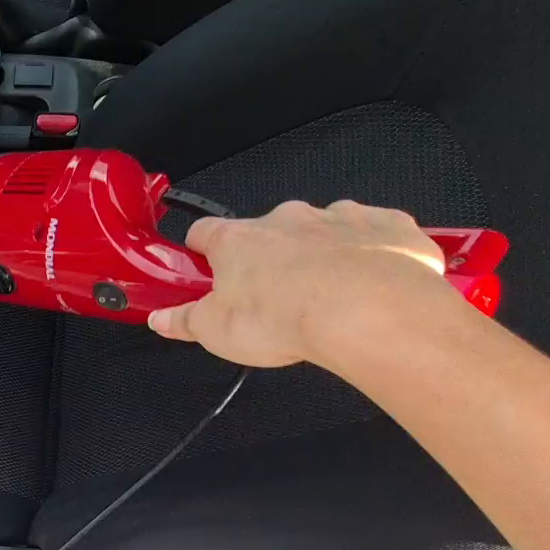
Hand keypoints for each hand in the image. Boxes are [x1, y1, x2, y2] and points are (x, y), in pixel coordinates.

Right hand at [148, 200, 457, 368]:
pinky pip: (374, 235)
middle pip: (267, 231)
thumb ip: (184, 321)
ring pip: (321, 230)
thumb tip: (161, 320)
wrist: (367, 312)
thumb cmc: (285, 316)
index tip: (202, 261)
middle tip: (266, 295)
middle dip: (266, 256)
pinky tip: (366, 284)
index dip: (201, 247)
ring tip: (321, 296)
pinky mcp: (389, 227)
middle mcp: (288, 219)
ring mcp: (340, 218)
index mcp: (239, 240)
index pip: (206, 232)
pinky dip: (368, 254)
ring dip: (317, 254)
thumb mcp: (213, 331)